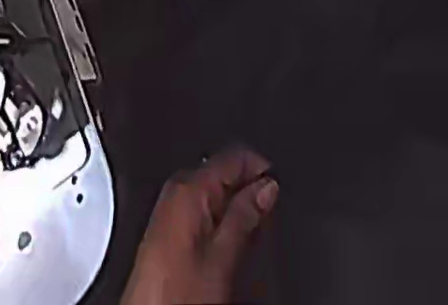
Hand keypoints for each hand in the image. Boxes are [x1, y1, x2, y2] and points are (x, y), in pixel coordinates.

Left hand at [122, 147, 278, 304]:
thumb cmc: (178, 295)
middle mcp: (177, 189)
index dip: (260, 169)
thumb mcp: (222, 257)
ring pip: (215, 192)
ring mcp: (170, 207)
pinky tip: (229, 246)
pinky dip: (221, 220)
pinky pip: (203, 208)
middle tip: (265, 222)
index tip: (278, 190)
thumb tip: (267, 185)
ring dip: (236, 209)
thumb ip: (245, 215)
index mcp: (189, 187)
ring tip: (248, 238)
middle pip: (224, 173)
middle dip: (249, 191)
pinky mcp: (169, 227)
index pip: (234, 157)